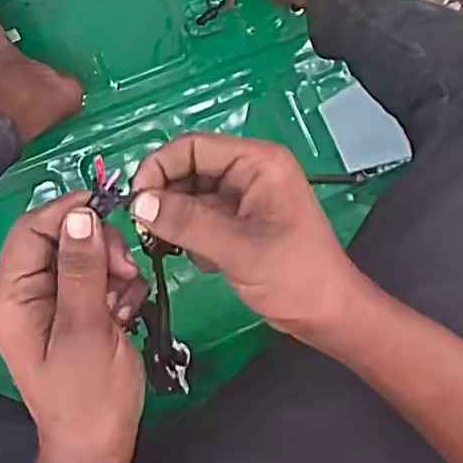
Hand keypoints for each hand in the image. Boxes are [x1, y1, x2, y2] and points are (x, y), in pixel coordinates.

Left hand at [0, 193, 148, 462]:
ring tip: (123, 304)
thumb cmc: (88, 398)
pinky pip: (98, 274)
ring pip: (85, 253)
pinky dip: (118, 285)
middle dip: (98, 247)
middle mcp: (26, 292)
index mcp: (12, 297)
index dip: (67, 212)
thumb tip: (81, 215)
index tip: (109, 209)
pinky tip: (124, 312)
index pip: (31, 229)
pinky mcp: (75, 308)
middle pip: (61, 237)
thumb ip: (82, 270)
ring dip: (113, 268)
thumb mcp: (85, 330)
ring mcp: (51, 300)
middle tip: (123, 272)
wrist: (99, 446)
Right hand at [130, 134, 364, 337]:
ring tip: (174, 245)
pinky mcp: (235, 221)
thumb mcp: (238, 247)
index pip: (192, 147)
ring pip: (188, 194)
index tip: (137, 201)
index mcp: (257, 162)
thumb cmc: (296, 276)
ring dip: (174, 219)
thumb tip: (139, 204)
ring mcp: (241, 197)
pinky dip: (187, 234)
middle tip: (146, 226)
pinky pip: (196, 216)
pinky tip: (201, 256)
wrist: (325, 315)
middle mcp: (247, 172)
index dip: (159, 168)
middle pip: (186, 168)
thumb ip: (186, 222)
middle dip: (164, 197)